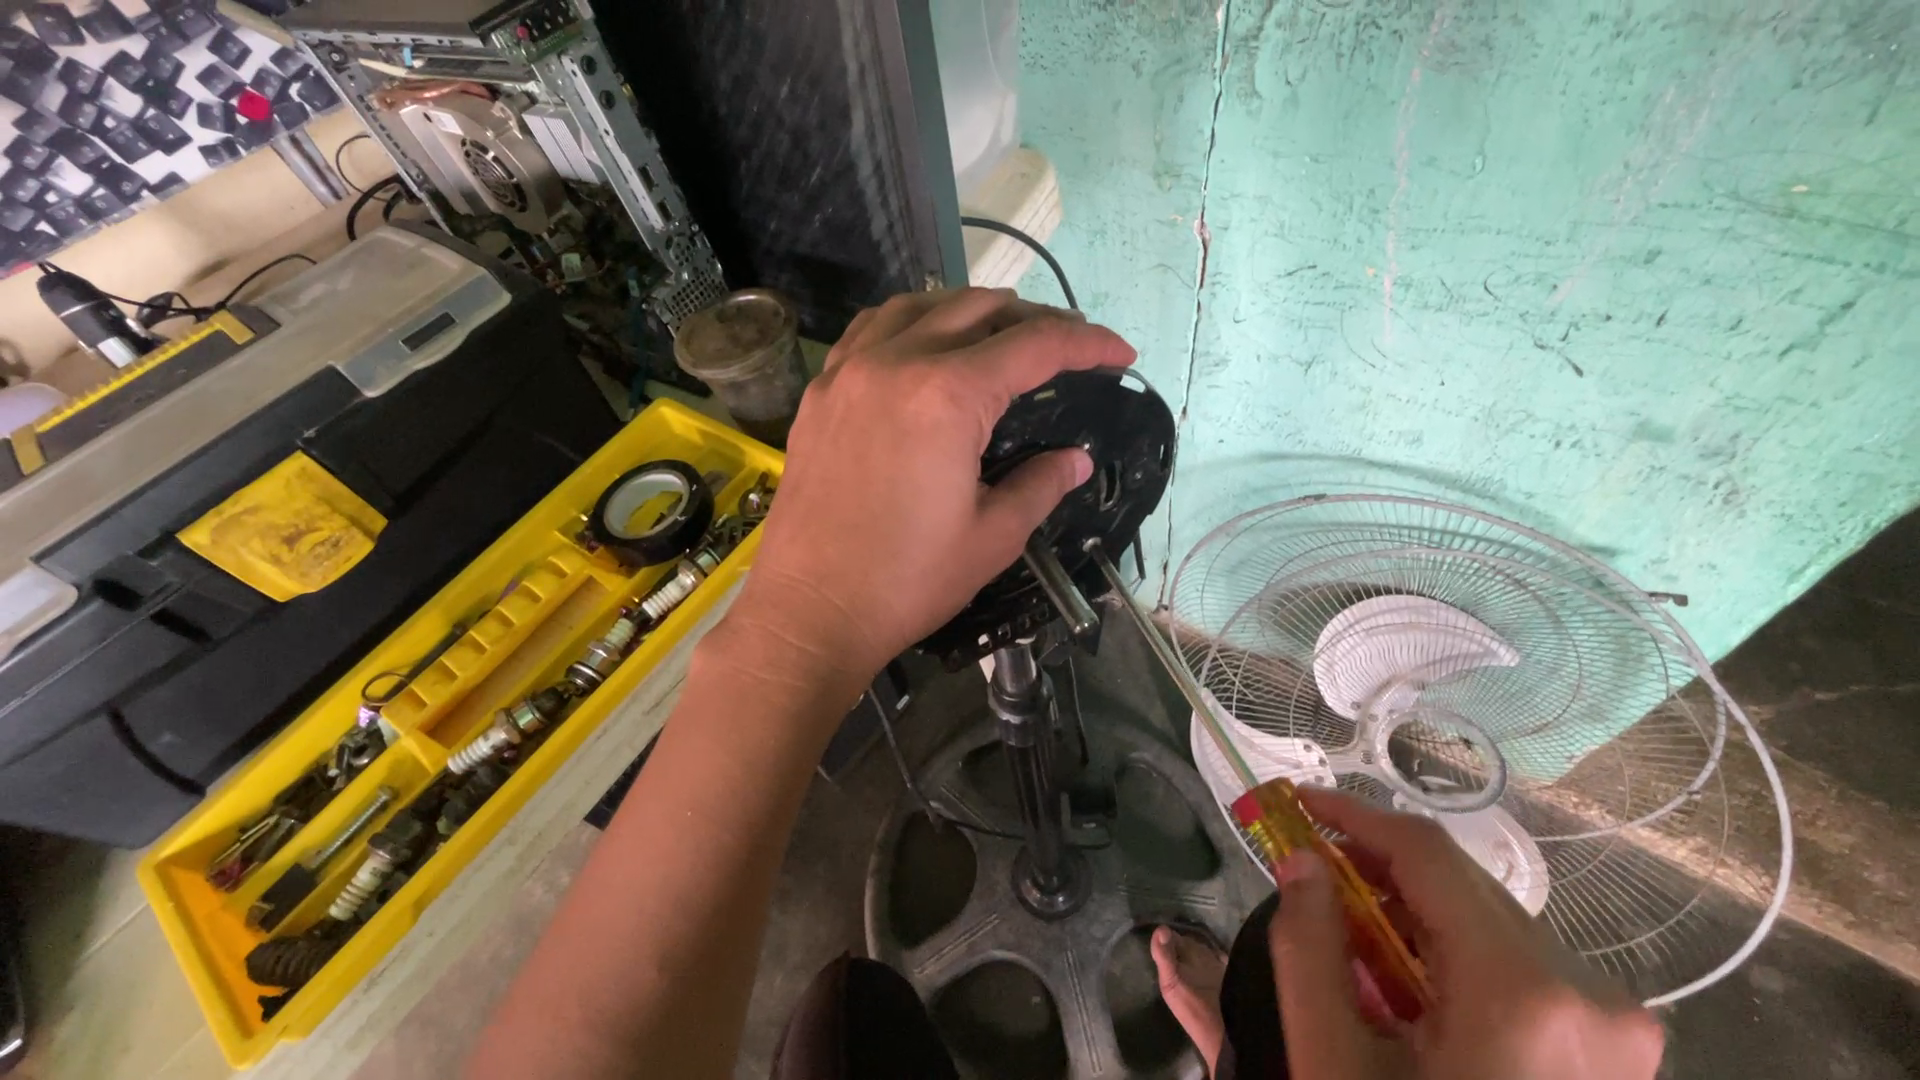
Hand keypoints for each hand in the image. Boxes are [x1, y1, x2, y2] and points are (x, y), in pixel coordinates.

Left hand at [724, 288, 1134, 686]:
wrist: (810, 611)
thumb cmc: (907, 581)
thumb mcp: (993, 538)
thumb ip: (1041, 485)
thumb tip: (1076, 459)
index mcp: (947, 396)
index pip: (1035, 346)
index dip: (1088, 343)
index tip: (1121, 354)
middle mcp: (896, 363)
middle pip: (978, 310)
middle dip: (1034, 320)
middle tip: (1065, 351)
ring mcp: (849, 373)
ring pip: (918, 307)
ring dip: (969, 311)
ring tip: (999, 335)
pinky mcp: (820, 393)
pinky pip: (869, 331)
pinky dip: (908, 324)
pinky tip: (922, 346)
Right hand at [1270, 788, 1664, 1079]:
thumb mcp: (1333, 1063)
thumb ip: (1308, 948)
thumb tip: (1301, 865)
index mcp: (1523, 991)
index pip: (1428, 856)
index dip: (1353, 817)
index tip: (1296, 805)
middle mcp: (1590, 992)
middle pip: (1462, 886)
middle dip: (1376, 869)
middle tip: (1308, 873)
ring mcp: (1616, 1024)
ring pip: (1490, 922)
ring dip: (1412, 913)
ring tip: (1353, 940)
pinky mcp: (1617, 1046)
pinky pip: (1518, 962)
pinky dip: (1453, 953)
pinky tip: (1410, 985)